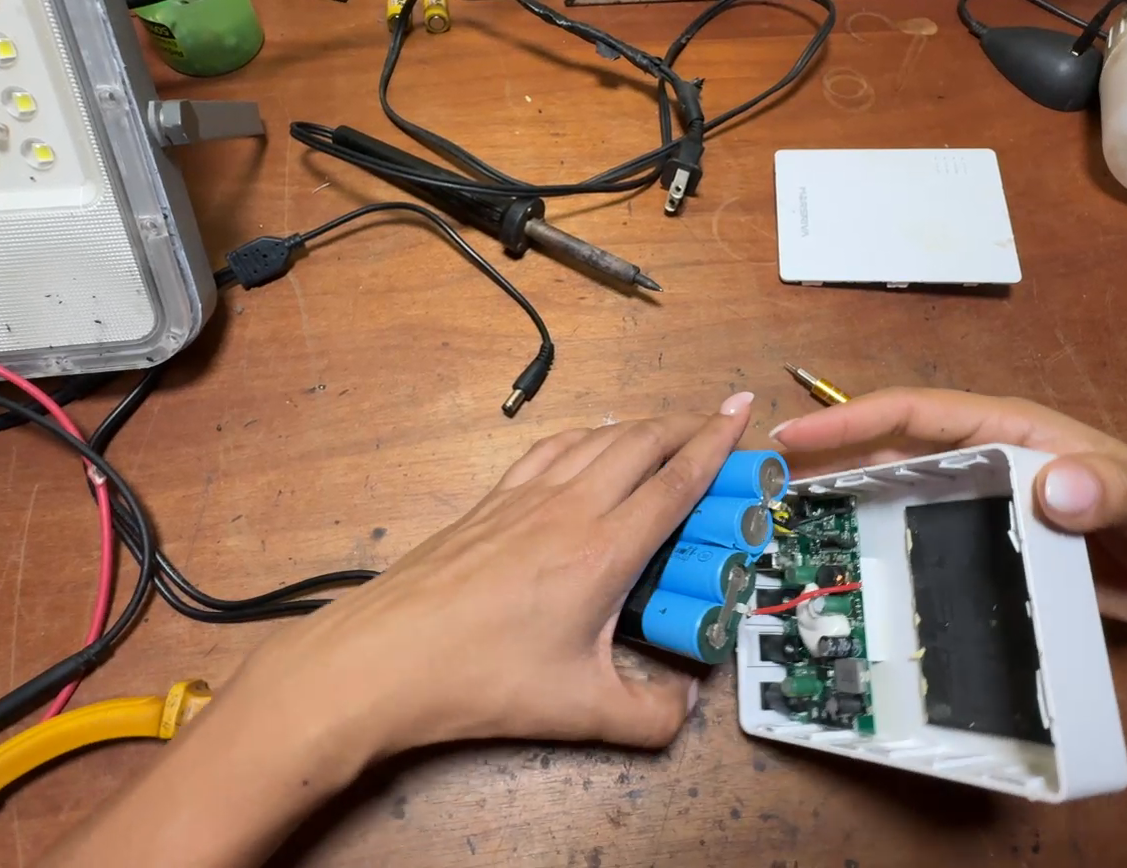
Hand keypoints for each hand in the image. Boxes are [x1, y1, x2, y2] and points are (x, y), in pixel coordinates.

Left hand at [230, 391, 758, 758]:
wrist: (386, 657)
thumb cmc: (484, 678)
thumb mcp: (579, 712)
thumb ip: (650, 715)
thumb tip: (686, 708)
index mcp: (603, 549)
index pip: (675, 480)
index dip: (715, 442)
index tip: (740, 410)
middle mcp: (571, 506)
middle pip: (641, 442)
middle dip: (685, 425)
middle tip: (714, 424)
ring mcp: (526, 495)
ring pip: (597, 437)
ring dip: (638, 426)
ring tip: (662, 433)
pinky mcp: (493, 498)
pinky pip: (551, 447)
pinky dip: (585, 436)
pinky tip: (588, 446)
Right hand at [770, 389, 1126, 626]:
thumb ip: (1114, 490)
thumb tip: (1055, 487)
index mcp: (1010, 429)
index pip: (915, 414)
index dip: (849, 420)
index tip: (791, 434)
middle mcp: (984, 458)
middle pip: (888, 449)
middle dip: (827, 457)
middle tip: (767, 483)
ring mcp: (983, 501)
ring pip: (897, 490)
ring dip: (845, 499)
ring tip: (791, 523)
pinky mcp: (990, 542)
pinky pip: (922, 533)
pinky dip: (883, 540)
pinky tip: (853, 563)